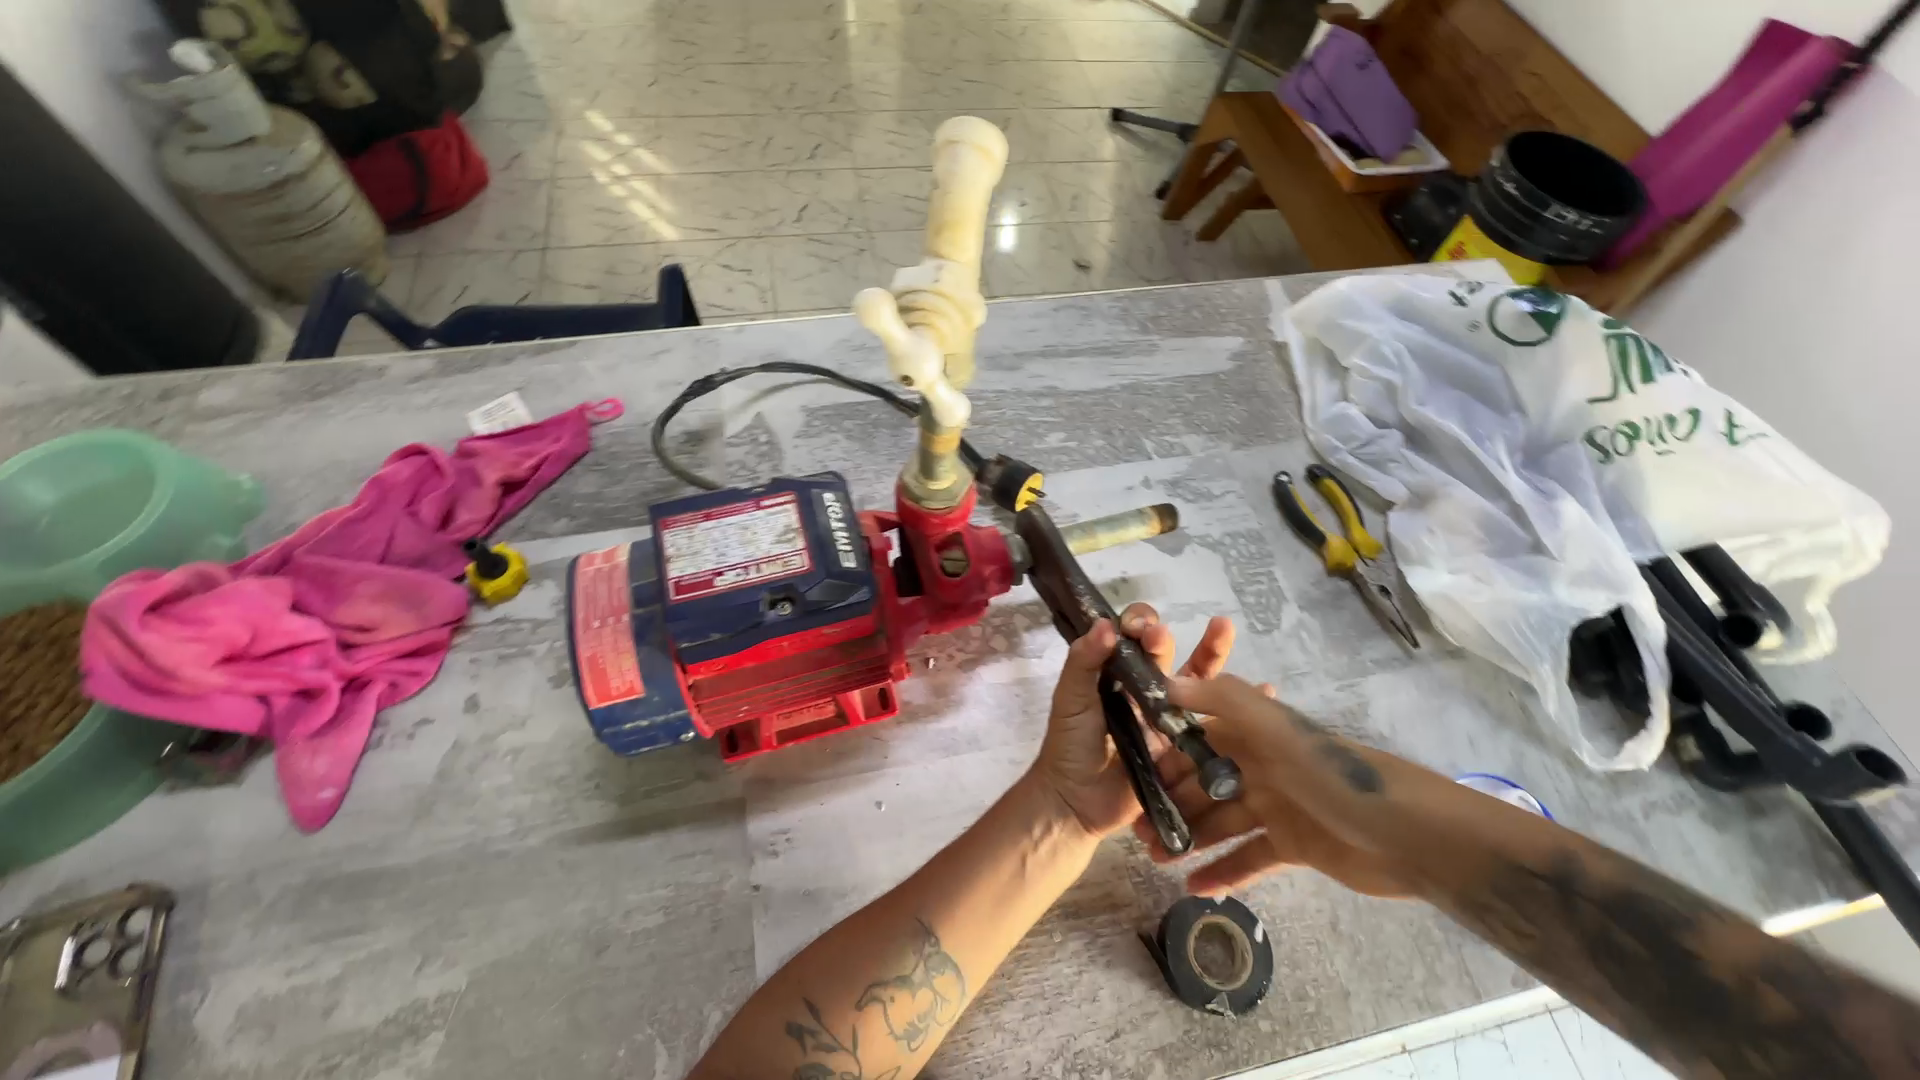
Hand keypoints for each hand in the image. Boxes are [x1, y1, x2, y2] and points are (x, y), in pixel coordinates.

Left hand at [1031, 604, 1237, 841]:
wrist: (1076, 803)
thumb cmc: (1070, 746)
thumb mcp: (1071, 699)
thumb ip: (1082, 663)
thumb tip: (1104, 624)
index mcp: (1116, 676)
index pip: (1132, 639)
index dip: (1139, 625)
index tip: (1139, 627)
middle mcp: (1144, 692)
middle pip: (1166, 655)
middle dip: (1169, 637)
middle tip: (1162, 633)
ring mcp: (1166, 720)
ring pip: (1195, 682)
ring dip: (1213, 655)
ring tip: (1226, 629)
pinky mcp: (1184, 749)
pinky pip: (1214, 725)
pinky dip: (1239, 707)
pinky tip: (1266, 689)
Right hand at [1138, 673, 1418, 897]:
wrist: (1410, 834)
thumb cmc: (1336, 778)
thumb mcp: (1279, 730)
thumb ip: (1225, 700)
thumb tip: (1167, 683)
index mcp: (1257, 735)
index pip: (1199, 741)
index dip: (1166, 758)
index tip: (1133, 780)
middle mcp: (1264, 767)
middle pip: (1205, 785)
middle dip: (1171, 805)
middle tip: (1137, 834)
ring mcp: (1279, 807)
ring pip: (1221, 823)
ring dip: (1190, 839)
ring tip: (1155, 860)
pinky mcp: (1295, 846)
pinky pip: (1250, 858)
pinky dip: (1224, 871)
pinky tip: (1194, 889)